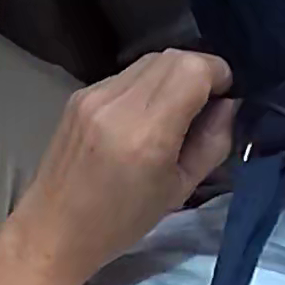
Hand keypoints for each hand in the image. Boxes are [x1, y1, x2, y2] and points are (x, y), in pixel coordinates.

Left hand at [3, 50, 237, 284]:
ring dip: (174, 75)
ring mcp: (94, 94)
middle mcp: (117, 103)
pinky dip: (148, 84)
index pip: (194, 69)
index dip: (218, 76)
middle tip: (204, 105)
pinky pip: (128, 73)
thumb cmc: (121, 220)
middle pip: (175, 56)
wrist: (54, 228)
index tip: (223, 100)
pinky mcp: (80, 93)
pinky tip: (143, 115)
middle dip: (200, 72)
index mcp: (146, 133)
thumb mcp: (181, 188)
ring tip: (175, 110)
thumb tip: (230, 104)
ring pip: (151, 59)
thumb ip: (214, 141)